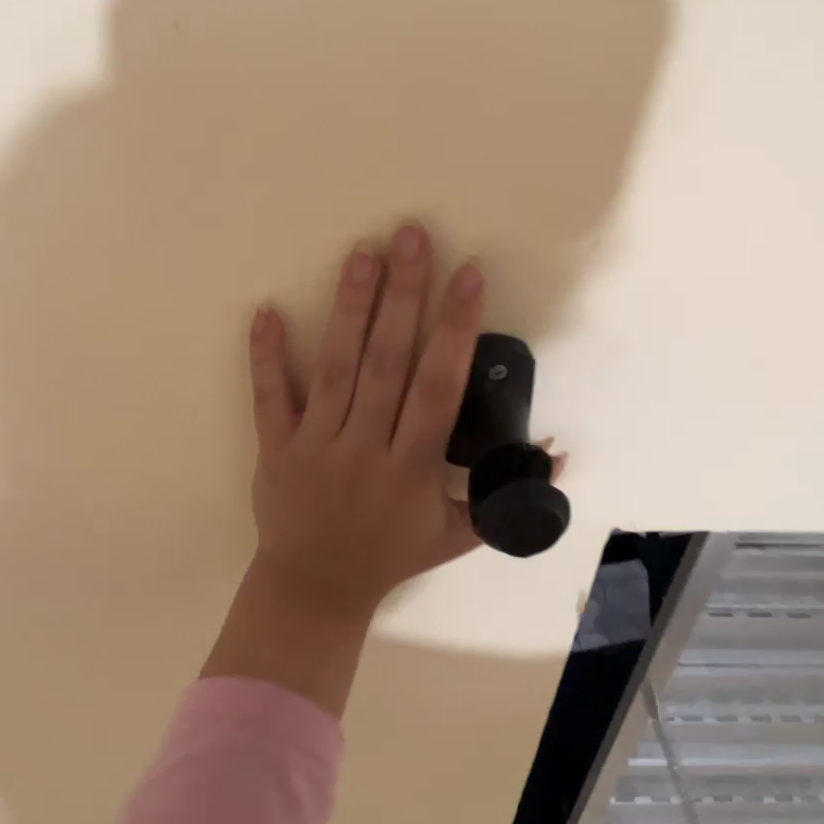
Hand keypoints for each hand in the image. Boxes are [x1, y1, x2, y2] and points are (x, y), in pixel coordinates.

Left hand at [245, 222, 485, 616]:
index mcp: (413, 466)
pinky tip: (266, 312)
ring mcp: (316, 445)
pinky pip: (270, 398)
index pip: (439, 387)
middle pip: (387, 363)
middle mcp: (366, 447)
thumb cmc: (390, 556)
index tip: (468, 275)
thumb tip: (558, 458)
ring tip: (361, 253)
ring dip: (349, 309)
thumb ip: (507, 498)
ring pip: (335, 368)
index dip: (456, 329)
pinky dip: (266, 357)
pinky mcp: (276, 447)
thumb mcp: (457, 536)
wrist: (315, 588)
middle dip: (403, 296)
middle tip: (411, 235)